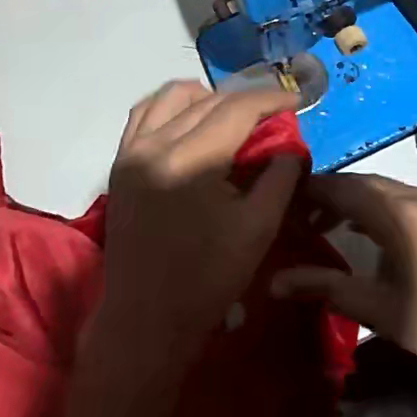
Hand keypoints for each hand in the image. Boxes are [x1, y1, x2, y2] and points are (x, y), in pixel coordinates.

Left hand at [97, 81, 302, 361]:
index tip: (296, 100)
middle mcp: (155, 146)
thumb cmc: (208, 279)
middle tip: (274, 115)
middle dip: (247, 101)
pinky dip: (174, 107)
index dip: (271, 98)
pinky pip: (146, 113)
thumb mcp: (259, 227)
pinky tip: (194, 121)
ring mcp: (131, 152)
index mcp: (190, 162)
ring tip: (233, 117)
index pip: (236, 109)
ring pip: (173, 97)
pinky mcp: (119, 163)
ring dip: (209, 98)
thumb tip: (291, 145)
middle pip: (209, 101)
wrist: (146, 320)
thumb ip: (280, 176)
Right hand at [271, 173, 416, 392]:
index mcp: (400, 212)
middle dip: (326, 195)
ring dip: (349, 201)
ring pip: (381, 189)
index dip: (308, 190)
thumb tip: (274, 279)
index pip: (342, 186)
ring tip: (318, 227)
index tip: (276, 202)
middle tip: (292, 219)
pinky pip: (400, 200)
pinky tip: (360, 234)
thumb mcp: (382, 312)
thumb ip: (328, 288)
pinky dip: (373, 208)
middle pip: (361, 182)